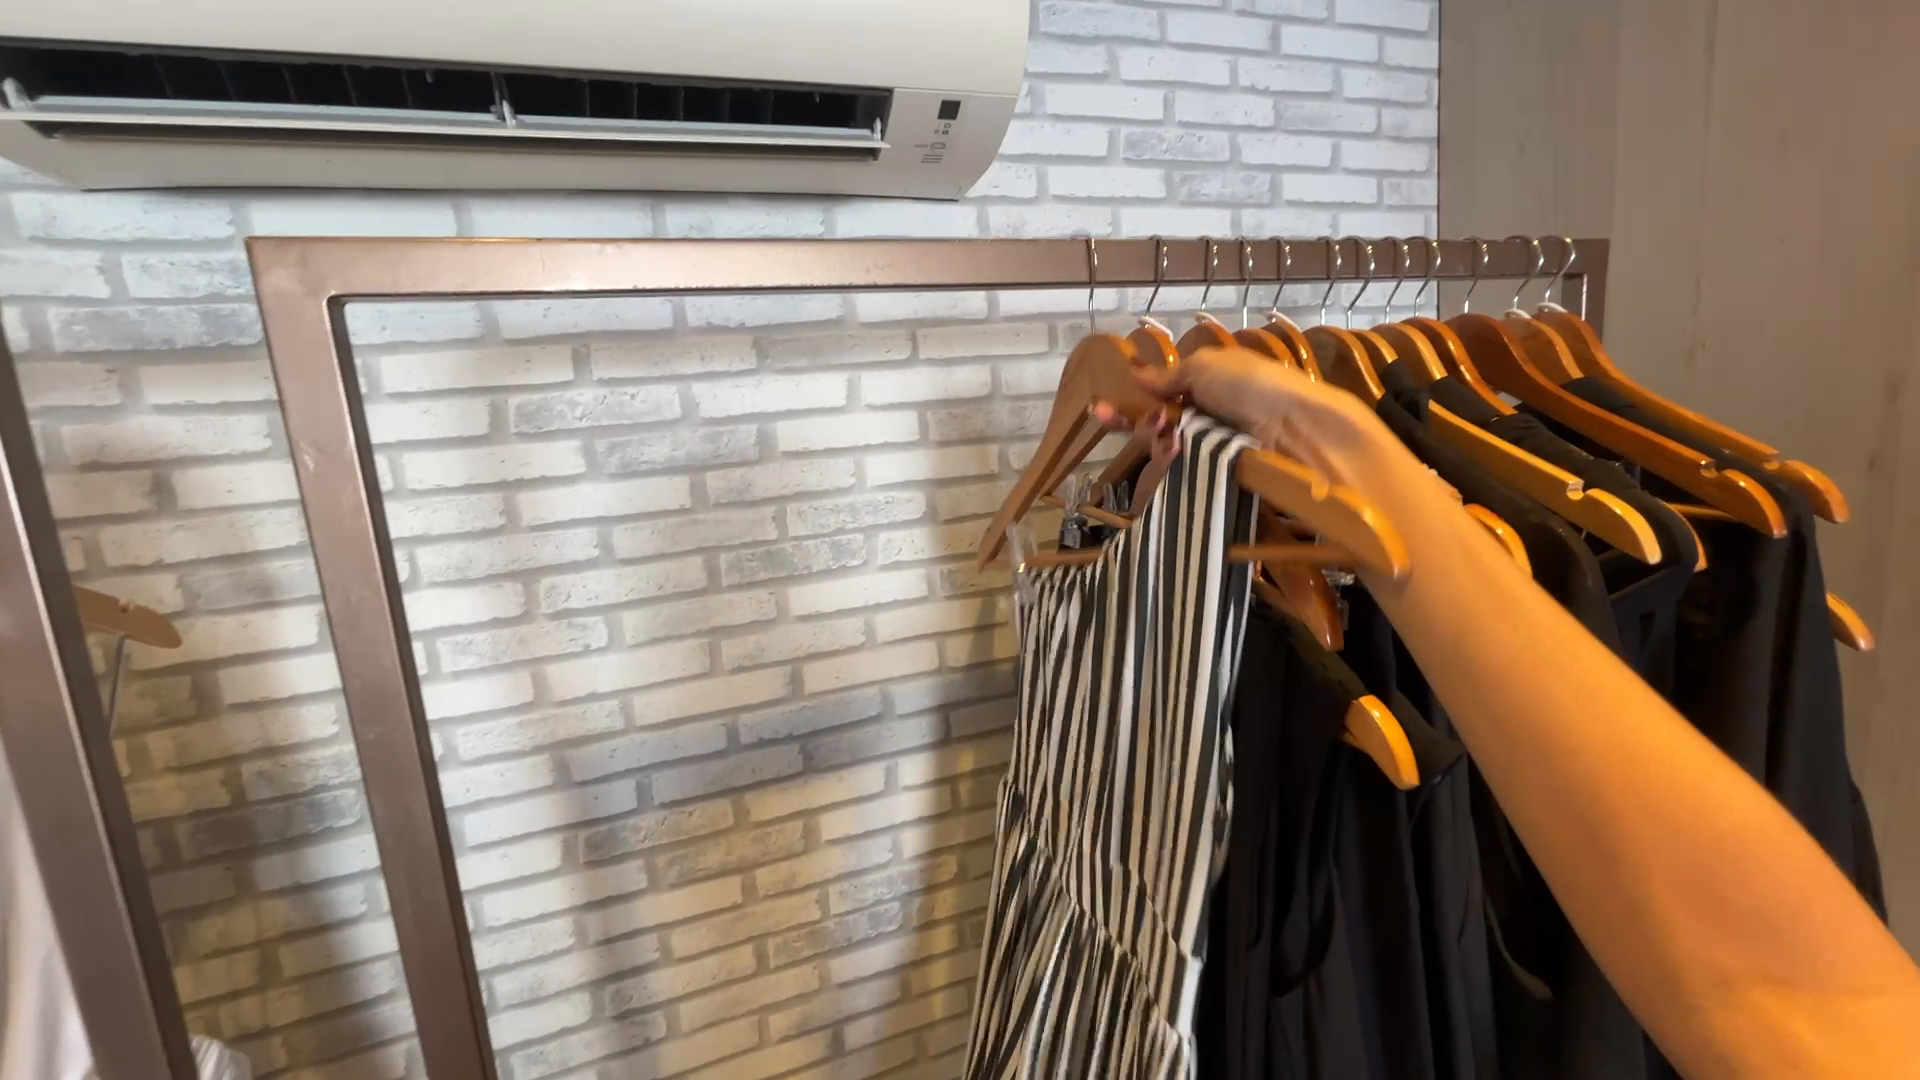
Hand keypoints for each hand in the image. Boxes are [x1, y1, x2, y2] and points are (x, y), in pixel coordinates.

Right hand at [1092, 347, 1399, 482]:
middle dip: (1144, 426)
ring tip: (1172, 442)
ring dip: (1160, 445)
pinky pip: (1182, 472)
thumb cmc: (1252, 386)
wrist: (1295, 427)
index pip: (1158, 396)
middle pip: (1156, 427)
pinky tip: (1178, 455)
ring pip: (1166, 452)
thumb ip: (1168, 374)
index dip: (1128, 404)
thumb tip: (1135, 371)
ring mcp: (1210, 446)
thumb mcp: (1206, 366)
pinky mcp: (1216, 473)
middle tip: (1154, 425)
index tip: (1098, 412)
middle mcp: (1205, 416)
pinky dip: (1175, 463)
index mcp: (1204, 386)